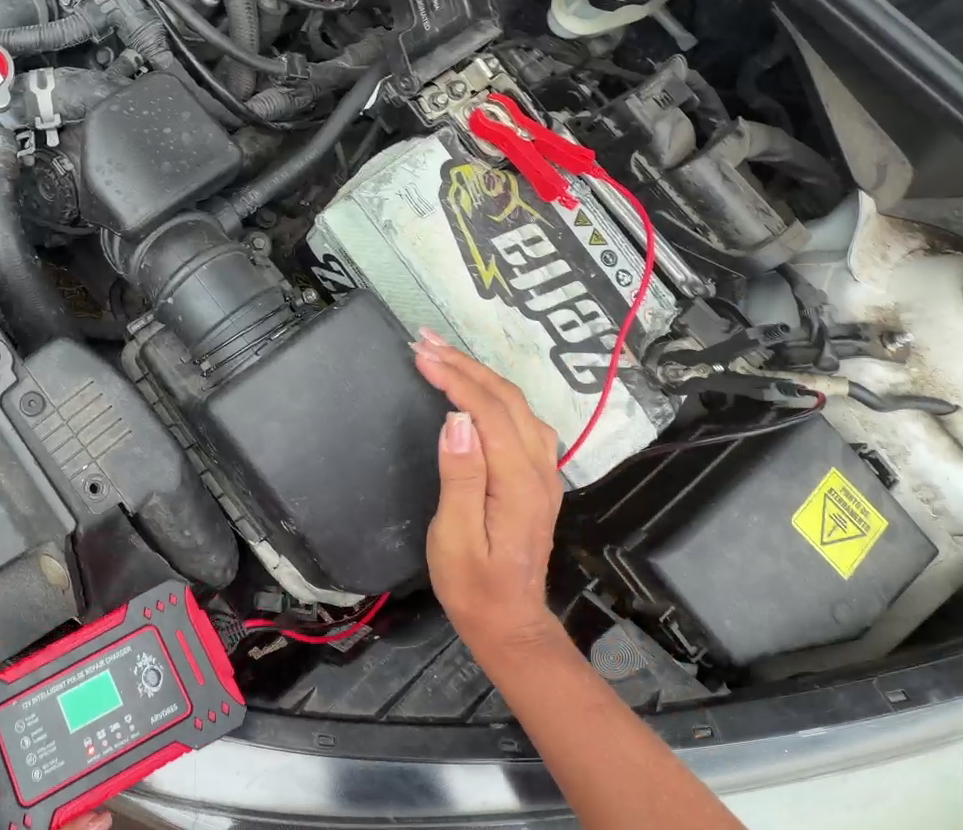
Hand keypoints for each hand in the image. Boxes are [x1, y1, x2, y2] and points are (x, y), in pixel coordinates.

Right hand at [412, 329, 567, 661]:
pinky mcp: (535, 478)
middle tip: (424, 341)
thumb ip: (460, 477)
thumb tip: (457, 418)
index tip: (419, 354)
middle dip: (465, 364)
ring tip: (441, 355)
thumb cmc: (472, 585)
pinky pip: (520, 421)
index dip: (455, 378)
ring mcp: (542, 473)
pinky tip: (473, 389)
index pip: (488, 411)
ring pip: (517, 406)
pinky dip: (492, 394)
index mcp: (518, 482)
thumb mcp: (456, 537)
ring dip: (479, 374)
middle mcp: (538, 469)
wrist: (509, 622)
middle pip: (507, 399)